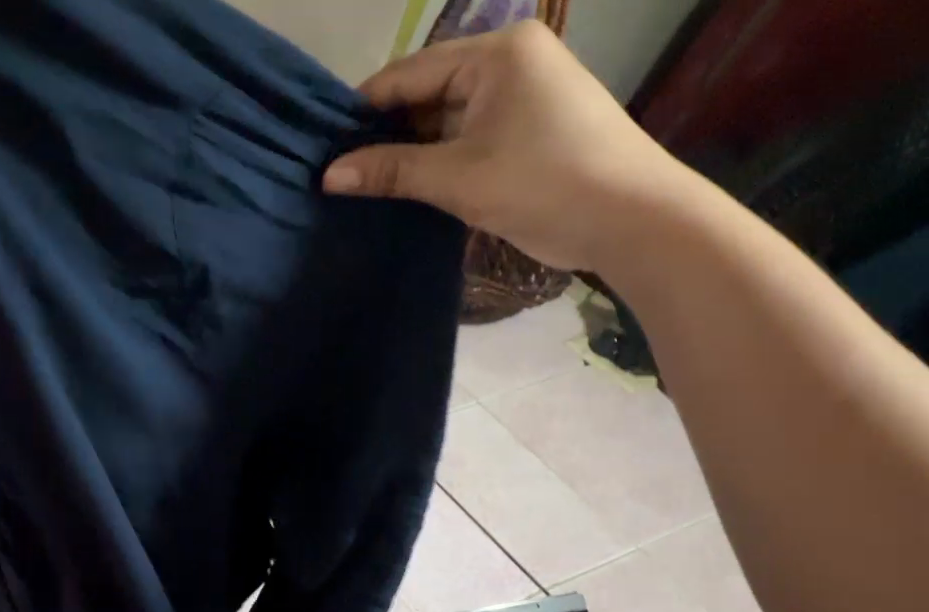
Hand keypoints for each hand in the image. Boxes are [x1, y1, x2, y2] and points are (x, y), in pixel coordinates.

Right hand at [323, 22, 694, 270]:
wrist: (631, 217)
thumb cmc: (544, 182)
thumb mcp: (456, 177)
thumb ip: (389, 171)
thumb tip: (327, 175)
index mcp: (496, 54)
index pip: (406, 74)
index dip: (360, 112)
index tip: (320, 149)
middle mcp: (507, 62)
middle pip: (422, 94)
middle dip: (381, 133)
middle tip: (334, 172)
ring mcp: (517, 95)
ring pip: (439, 119)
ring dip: (404, 151)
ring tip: (359, 184)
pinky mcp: (521, 127)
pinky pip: (460, 136)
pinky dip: (431, 159)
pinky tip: (399, 186)